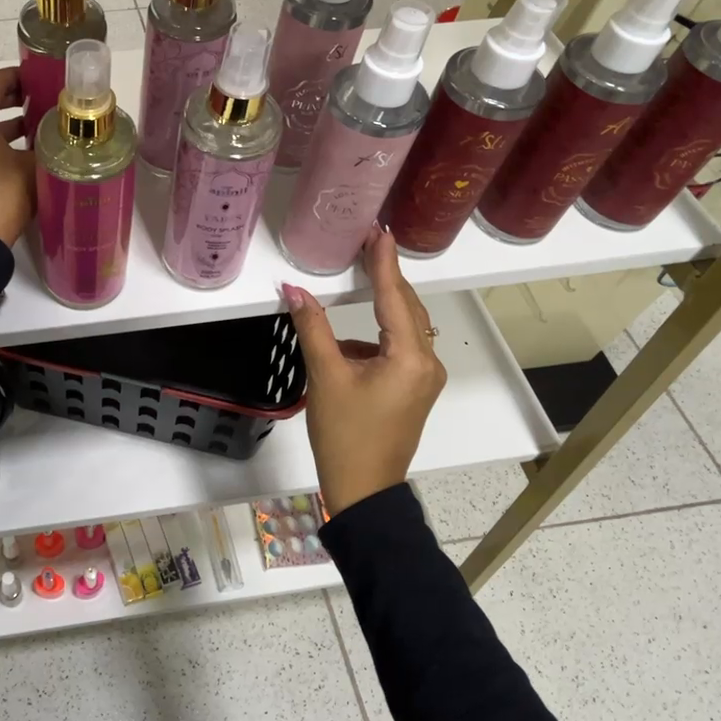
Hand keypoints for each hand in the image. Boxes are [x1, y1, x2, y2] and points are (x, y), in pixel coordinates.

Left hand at [0, 67, 35, 245]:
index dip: (17, 76)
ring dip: (2, 124)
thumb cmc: (0, 196)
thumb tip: (59, 135)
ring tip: (35, 128)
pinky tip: (18, 156)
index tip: (41, 78)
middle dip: (11, 99)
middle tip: (40, 101)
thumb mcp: (32, 168)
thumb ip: (46, 144)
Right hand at [281, 230, 446, 517]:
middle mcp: (427, 363)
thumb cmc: (345, 434)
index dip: (384, 262)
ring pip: (402, 328)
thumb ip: (312, 328)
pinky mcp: (413, 390)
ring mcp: (423, 378)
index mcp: (410, 358)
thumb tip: (293, 290)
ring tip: (358, 281)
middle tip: (369, 243)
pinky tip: (348, 344)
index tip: (378, 231)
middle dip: (386, 276)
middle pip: (407, 308)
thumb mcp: (326, 377)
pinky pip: (398, 348)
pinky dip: (375, 336)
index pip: (395, 297)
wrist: (364, 489)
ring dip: (379, 306)